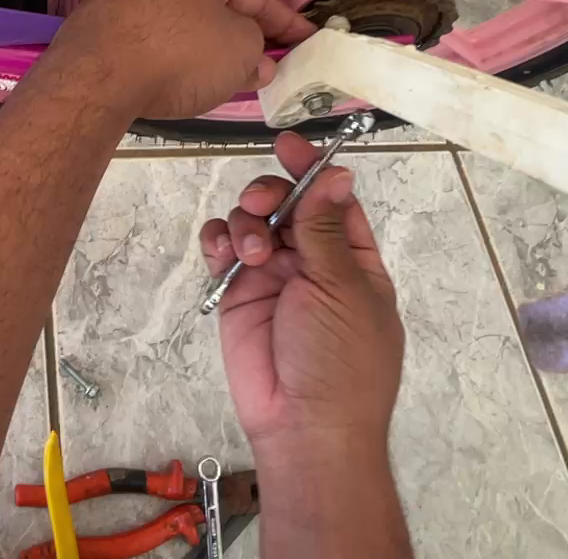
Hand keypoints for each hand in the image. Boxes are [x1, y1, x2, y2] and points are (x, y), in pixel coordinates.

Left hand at [38, 0, 314, 119]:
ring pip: (180, 24)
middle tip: (267, 64)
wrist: (95, 77)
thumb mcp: (239, 49)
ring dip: (206, 49)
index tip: (308, 40)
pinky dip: (170, 57)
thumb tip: (257, 62)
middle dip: (242, 35)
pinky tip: (177, 81)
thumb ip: (257, 50)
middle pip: (212, 5)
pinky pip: (149, 40)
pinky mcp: (98, 25)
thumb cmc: (179, 52)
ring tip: (226, 79)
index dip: (285, 21)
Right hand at [199, 131, 404, 460]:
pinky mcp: (235, 288)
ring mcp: (269, 272)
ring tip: (250, 253)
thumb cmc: (340, 358)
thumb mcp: (342, 288)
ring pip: (248, 218)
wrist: (301, 424)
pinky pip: (220, 247)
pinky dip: (217, 240)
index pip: (330, 198)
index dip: (311, 168)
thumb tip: (339, 173)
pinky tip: (222, 252)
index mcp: (350, 257)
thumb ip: (326, 227)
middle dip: (269, 192)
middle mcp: (309, 258)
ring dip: (244, 222)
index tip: (287, 144)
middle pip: (284, 201)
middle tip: (260, 201)